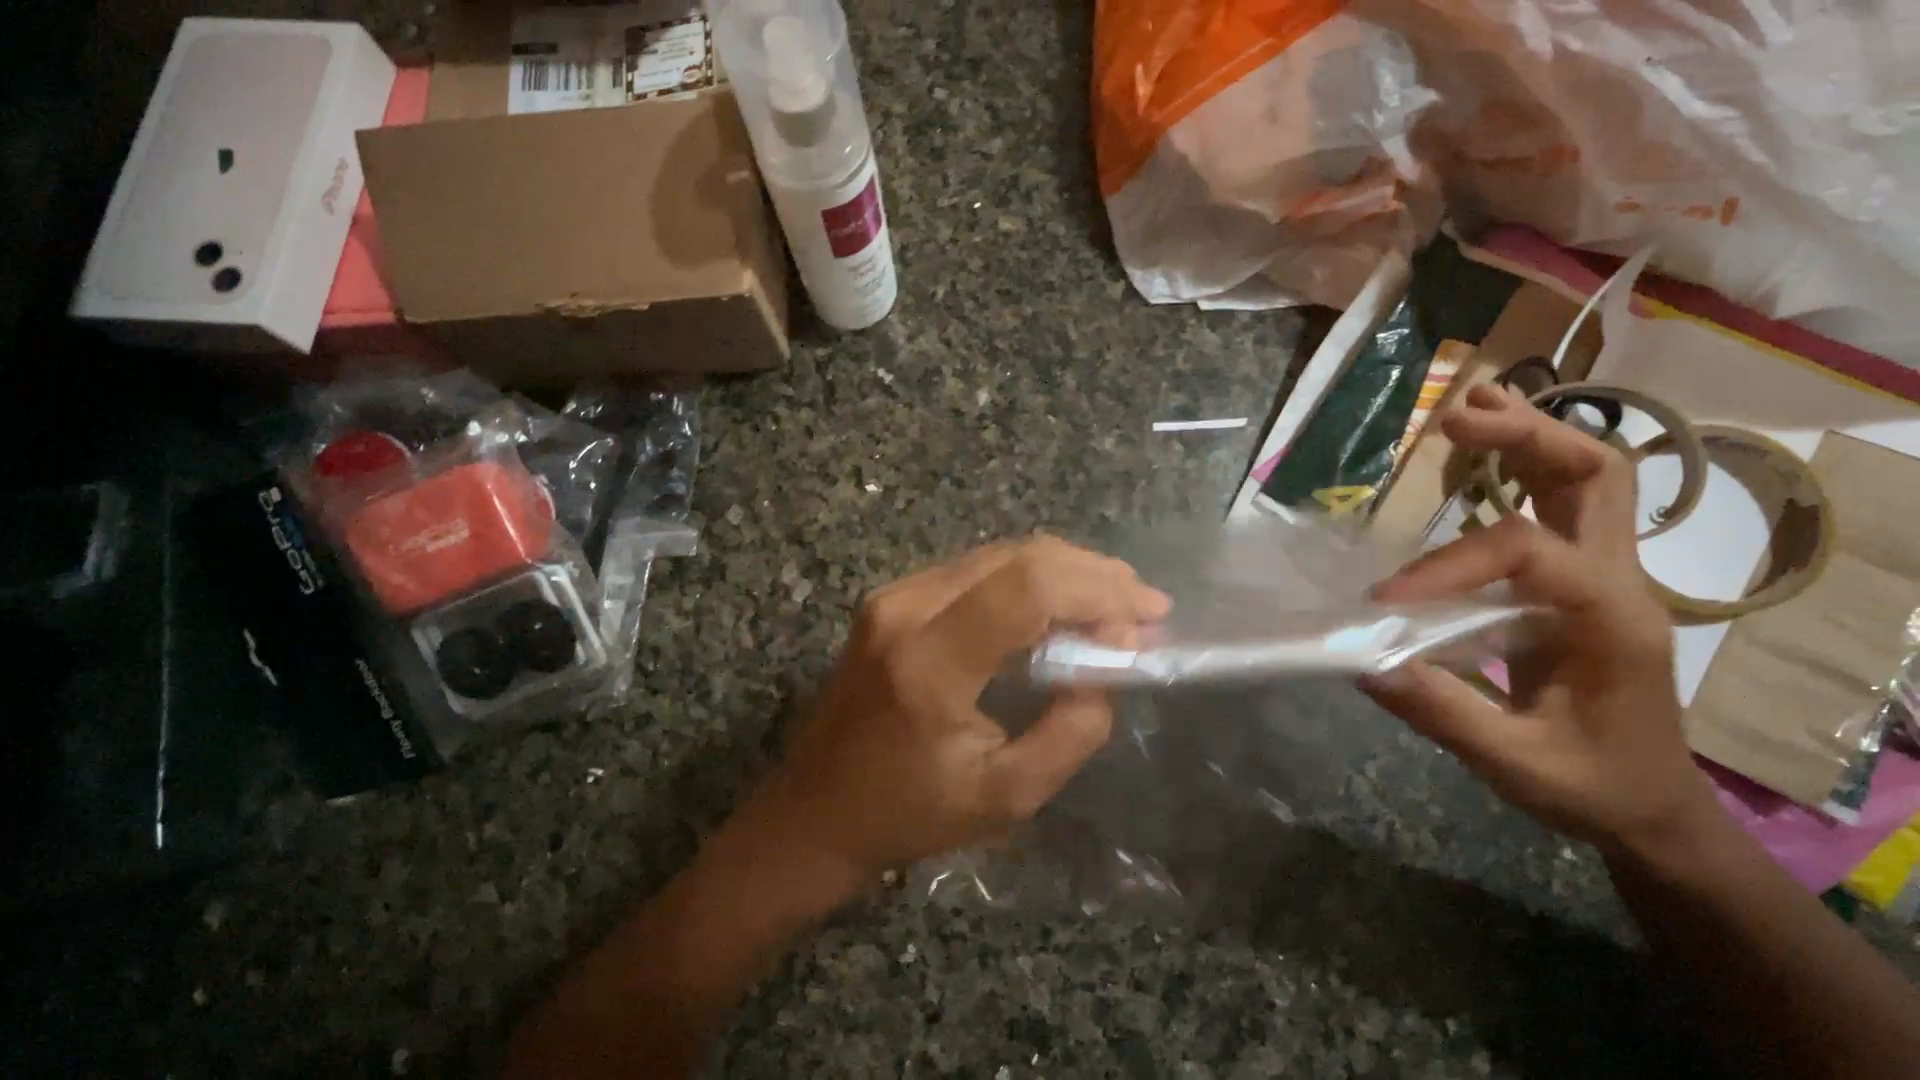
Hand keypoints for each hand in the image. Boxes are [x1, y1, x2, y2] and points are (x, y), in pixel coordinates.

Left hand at [751, 536, 1170, 881]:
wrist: (813, 813)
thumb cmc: (907, 817)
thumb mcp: (1006, 797)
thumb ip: (1071, 733)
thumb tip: (1108, 671)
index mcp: (928, 664)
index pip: (1027, 589)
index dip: (1098, 594)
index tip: (1146, 621)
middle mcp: (905, 610)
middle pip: (1018, 558)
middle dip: (1093, 575)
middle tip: (1146, 608)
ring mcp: (892, 598)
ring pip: (999, 555)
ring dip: (1065, 573)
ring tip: (1116, 606)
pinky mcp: (890, 601)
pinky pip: (975, 571)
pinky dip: (1028, 581)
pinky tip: (1062, 608)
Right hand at [1362, 385, 1721, 856]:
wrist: (1652, 811)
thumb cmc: (1592, 788)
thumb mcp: (1513, 762)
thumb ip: (1441, 710)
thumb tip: (1362, 658)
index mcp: (1613, 620)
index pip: (1528, 550)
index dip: (1449, 561)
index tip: (1385, 600)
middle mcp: (1621, 582)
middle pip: (1597, 474)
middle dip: (1528, 435)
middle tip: (1456, 418)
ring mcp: (1608, 578)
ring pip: (1589, 478)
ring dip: (1530, 437)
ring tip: (1469, 410)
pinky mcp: (1582, 585)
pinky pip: (1562, 508)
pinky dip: (1523, 469)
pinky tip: (1480, 455)